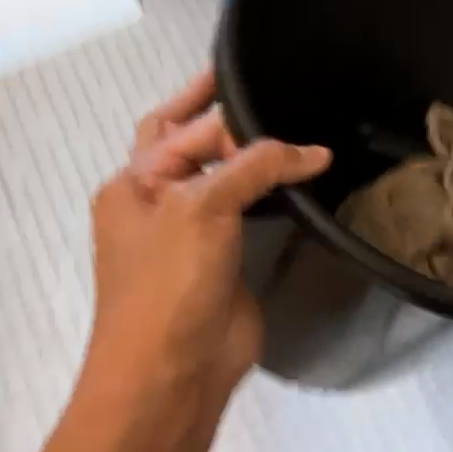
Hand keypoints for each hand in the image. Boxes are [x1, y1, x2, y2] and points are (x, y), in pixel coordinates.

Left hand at [86, 71, 331, 395]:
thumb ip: (259, 165)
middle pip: (191, 142)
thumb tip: (317, 152)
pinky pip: (249, 207)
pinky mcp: (225, 255)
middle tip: (268, 86)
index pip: (183, 126)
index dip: (227, 108)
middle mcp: (159, 202)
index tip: (271, 81)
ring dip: (252, 153)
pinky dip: (272, 188)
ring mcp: (192, 231)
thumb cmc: (170, 283)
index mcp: (135, 185)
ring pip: (224, 174)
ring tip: (297, 127)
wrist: (170, 371)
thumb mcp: (205, 207)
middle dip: (222, 114)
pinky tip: (302, 178)